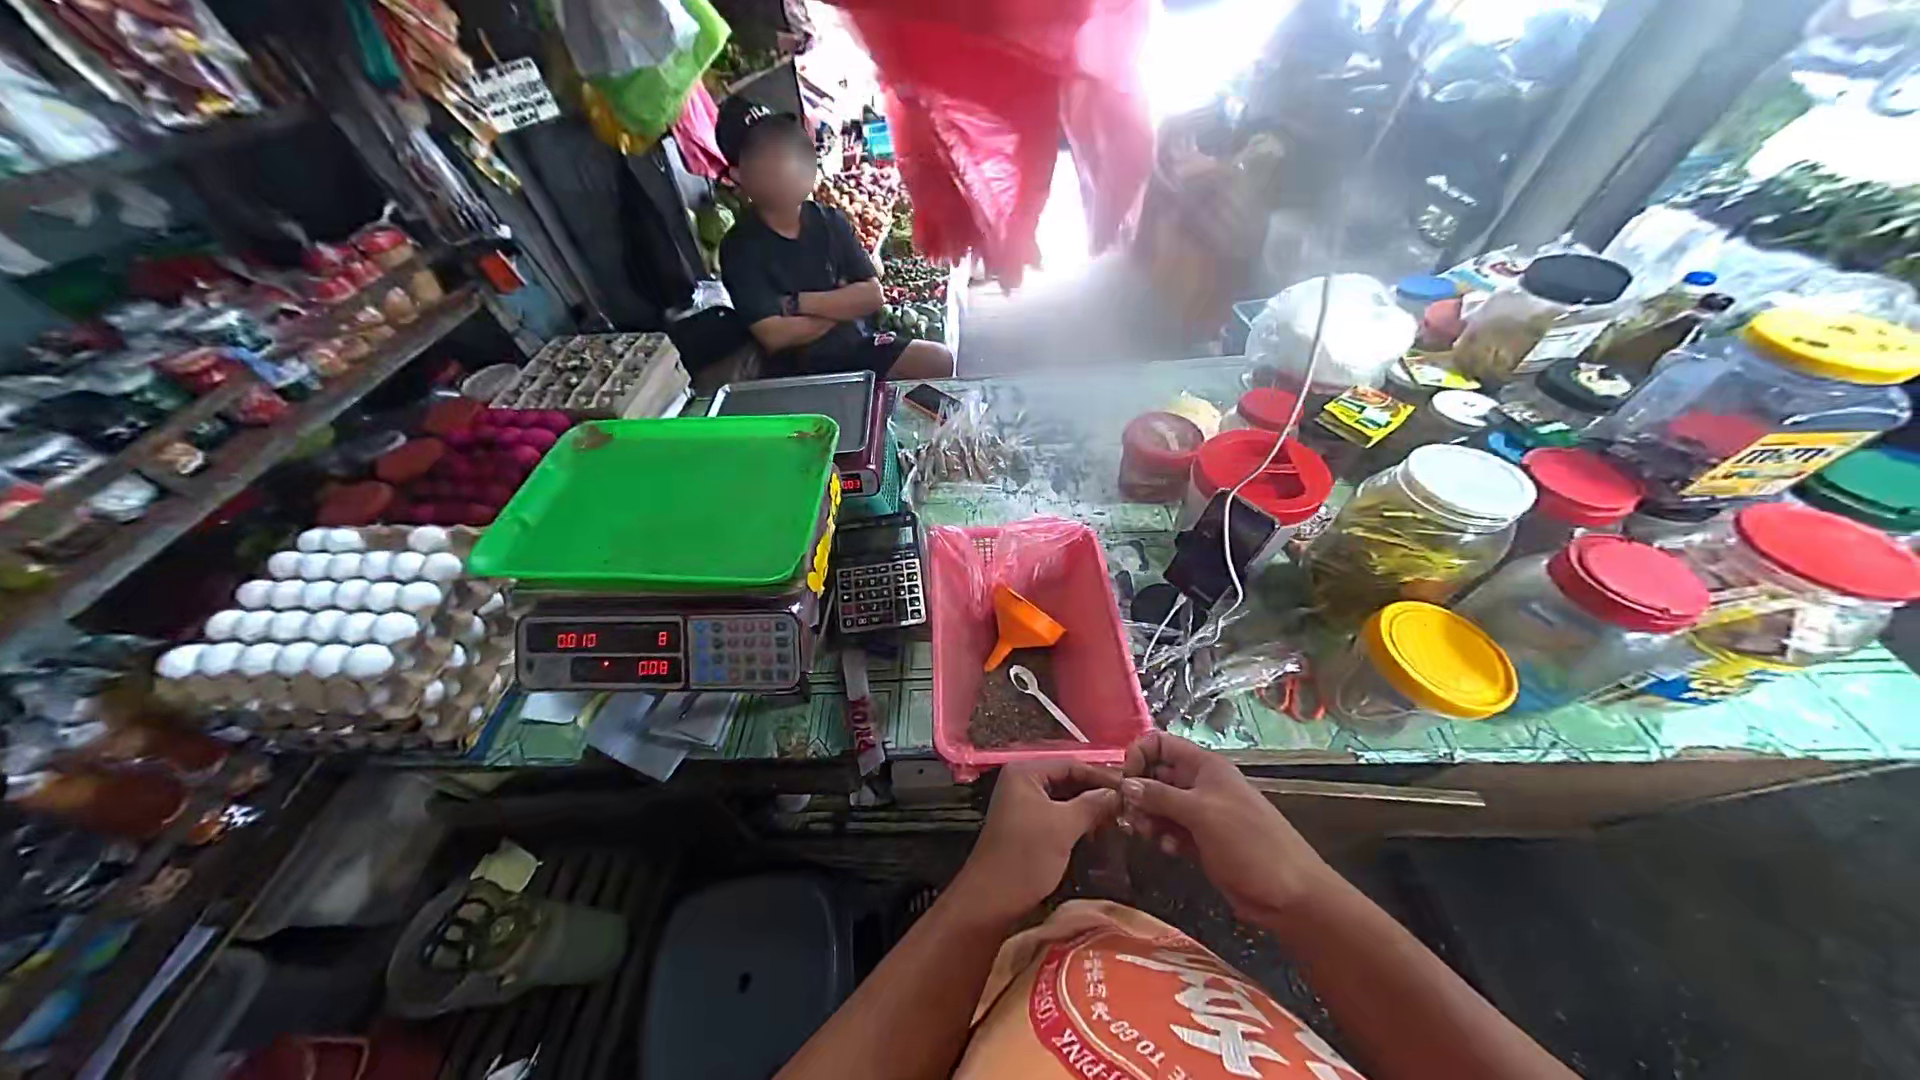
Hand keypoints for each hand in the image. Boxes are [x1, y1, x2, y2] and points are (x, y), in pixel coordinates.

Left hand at [950, 760, 1121, 924]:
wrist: (991, 901)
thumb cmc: (1024, 856)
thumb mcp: (1063, 827)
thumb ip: (1092, 805)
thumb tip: (1121, 794)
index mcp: (1025, 772)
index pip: (1071, 764)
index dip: (1101, 775)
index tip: (1131, 789)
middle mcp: (1022, 782)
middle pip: (1068, 780)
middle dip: (1096, 792)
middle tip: (1129, 805)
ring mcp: (1024, 804)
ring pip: (1065, 799)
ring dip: (1090, 808)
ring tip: (1120, 818)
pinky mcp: (1029, 826)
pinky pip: (1059, 815)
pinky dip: (1079, 821)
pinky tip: (1100, 831)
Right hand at [1118, 732, 1339, 925]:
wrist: (1290, 895)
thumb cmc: (1249, 842)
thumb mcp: (1202, 813)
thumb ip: (1160, 796)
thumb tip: (1126, 784)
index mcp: (1204, 766)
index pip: (1160, 743)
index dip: (1139, 755)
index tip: (1126, 780)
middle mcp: (1199, 784)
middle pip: (1155, 774)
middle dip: (1138, 791)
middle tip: (1128, 814)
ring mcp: (1200, 814)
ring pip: (1158, 804)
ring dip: (1147, 816)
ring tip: (1145, 833)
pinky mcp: (1199, 841)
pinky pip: (1169, 829)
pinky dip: (1162, 836)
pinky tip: (1167, 849)